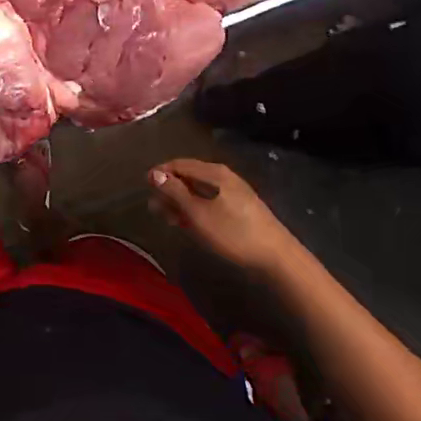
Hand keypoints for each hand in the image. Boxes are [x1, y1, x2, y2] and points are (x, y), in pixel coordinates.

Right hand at [148, 159, 301, 274]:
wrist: (275, 256)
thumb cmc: (232, 233)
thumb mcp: (198, 213)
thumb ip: (175, 193)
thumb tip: (155, 173)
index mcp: (214, 173)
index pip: (180, 164)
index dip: (161, 174)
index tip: (145, 188)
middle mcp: (224, 177)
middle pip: (190, 176)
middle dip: (170, 190)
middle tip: (154, 209)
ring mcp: (234, 192)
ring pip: (200, 191)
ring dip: (182, 201)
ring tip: (168, 219)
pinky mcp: (240, 208)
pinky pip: (210, 201)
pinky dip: (195, 208)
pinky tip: (190, 223)